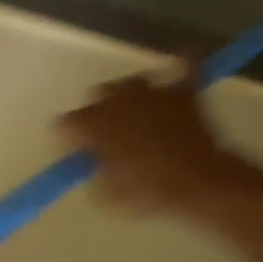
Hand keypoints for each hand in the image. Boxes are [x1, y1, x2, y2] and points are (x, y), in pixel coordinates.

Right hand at [58, 71, 240, 215]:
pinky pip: (185, 68)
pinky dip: (183, 69)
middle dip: (102, 110)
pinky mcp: (184, 91)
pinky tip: (183, 70)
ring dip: (133, 95)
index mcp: (94, 123)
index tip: (79, 151)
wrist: (195, 178)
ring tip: (140, 112)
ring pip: (135, 81)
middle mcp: (120, 99)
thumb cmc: (147, 190)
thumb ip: (95, 171)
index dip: (71, 137)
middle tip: (111, 133)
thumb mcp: (107, 193)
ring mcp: (154, 91)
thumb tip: (96, 164)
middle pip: (101, 93)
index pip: (67, 123)